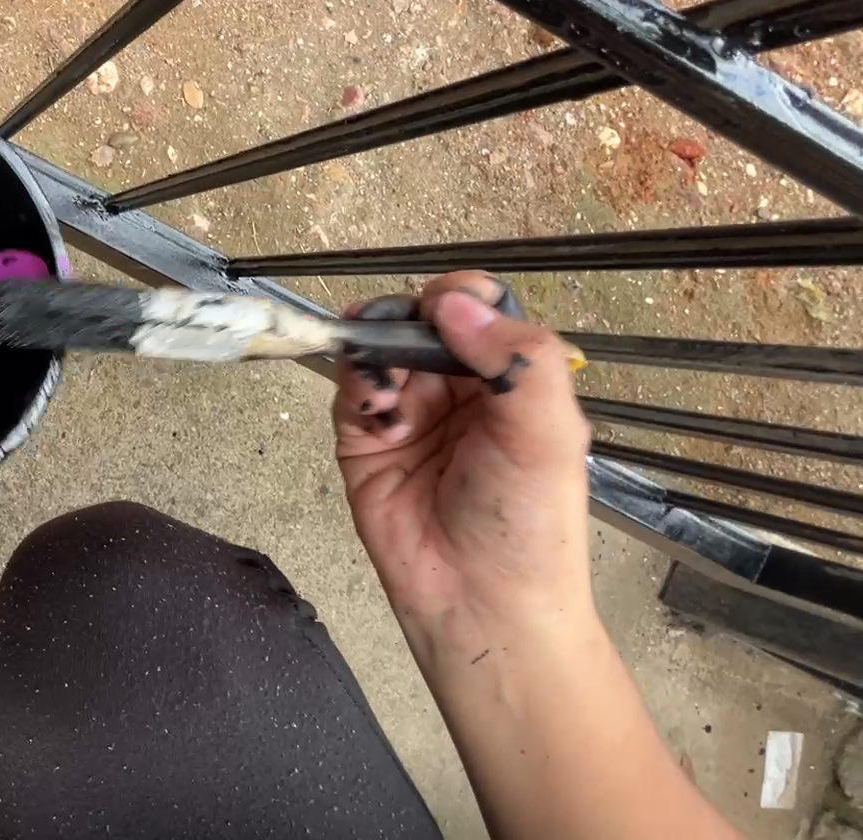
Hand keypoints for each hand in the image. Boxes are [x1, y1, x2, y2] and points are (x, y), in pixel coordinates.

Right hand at [331, 272, 592, 660]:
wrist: (474, 596)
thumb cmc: (525, 521)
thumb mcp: (545, 437)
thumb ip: (515, 362)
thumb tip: (453, 304)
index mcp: (508, 379)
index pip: (479, 309)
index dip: (458, 297)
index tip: (442, 310)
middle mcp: (453, 385)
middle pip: (416, 320)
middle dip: (400, 323)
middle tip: (395, 346)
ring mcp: (404, 407)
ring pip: (374, 348)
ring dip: (372, 356)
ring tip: (383, 394)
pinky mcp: (359, 432)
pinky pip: (347, 387)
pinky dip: (354, 387)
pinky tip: (374, 412)